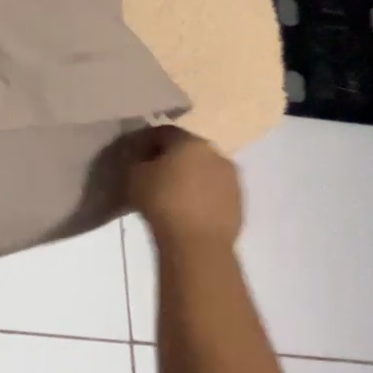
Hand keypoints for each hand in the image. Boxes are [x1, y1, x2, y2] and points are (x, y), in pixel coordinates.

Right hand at [122, 126, 243, 249]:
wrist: (198, 241)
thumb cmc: (160, 200)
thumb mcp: (132, 173)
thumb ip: (137, 157)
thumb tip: (142, 153)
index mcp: (190, 142)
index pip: (163, 131)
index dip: (144, 140)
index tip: (132, 153)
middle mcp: (217, 154)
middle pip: (187, 148)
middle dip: (168, 156)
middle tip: (150, 170)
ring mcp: (233, 178)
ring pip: (203, 168)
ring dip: (186, 173)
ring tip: (168, 189)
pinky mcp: (240, 199)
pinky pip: (214, 187)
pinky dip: (199, 190)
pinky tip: (185, 204)